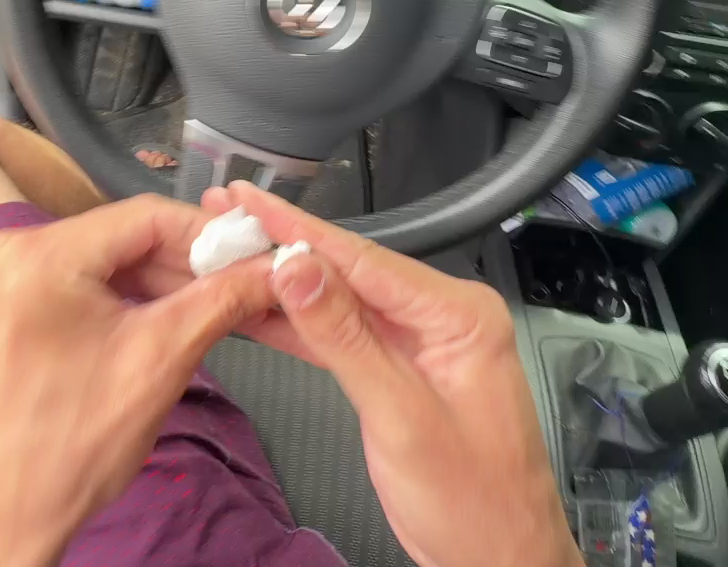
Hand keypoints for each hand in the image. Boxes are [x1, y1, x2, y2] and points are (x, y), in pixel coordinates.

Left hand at [0, 195, 278, 566]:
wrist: (12, 513)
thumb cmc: (76, 447)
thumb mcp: (160, 361)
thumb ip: (222, 301)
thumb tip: (275, 269)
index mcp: (39, 257)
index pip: (142, 216)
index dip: (207, 231)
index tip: (253, 246)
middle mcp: (14, 248)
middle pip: (126, 234)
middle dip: (189, 258)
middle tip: (247, 273)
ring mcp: (10, 269)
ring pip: (111, 254)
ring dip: (166, 275)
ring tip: (222, 292)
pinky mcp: (17, 292)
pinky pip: (90, 275)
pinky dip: (134, 290)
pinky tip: (177, 305)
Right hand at [207, 182, 580, 566]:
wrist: (502, 566)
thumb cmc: (471, 504)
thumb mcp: (401, 417)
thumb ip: (343, 336)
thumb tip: (293, 265)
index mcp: (456, 312)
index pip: (361, 257)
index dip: (295, 225)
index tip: (247, 198)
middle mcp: (437, 311)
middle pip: (345, 268)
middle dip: (281, 242)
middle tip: (225, 212)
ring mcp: (415, 336)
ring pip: (336, 298)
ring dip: (281, 280)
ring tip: (228, 248)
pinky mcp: (396, 362)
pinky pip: (339, 332)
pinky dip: (296, 323)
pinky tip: (253, 304)